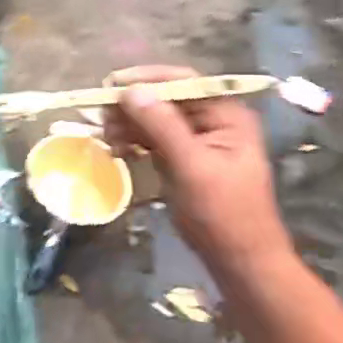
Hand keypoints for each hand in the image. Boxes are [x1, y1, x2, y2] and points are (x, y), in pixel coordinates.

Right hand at [102, 65, 292, 267]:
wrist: (241, 263)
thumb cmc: (224, 213)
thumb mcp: (192, 166)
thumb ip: (162, 126)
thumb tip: (131, 91)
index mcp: (227, 115)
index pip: (184, 82)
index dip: (148, 79)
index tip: (113, 83)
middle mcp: (213, 122)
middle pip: (167, 100)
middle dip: (134, 105)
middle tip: (101, 114)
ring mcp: (198, 142)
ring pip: (157, 121)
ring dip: (130, 124)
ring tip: (105, 133)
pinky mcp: (184, 162)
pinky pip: (155, 142)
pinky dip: (135, 142)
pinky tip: (116, 148)